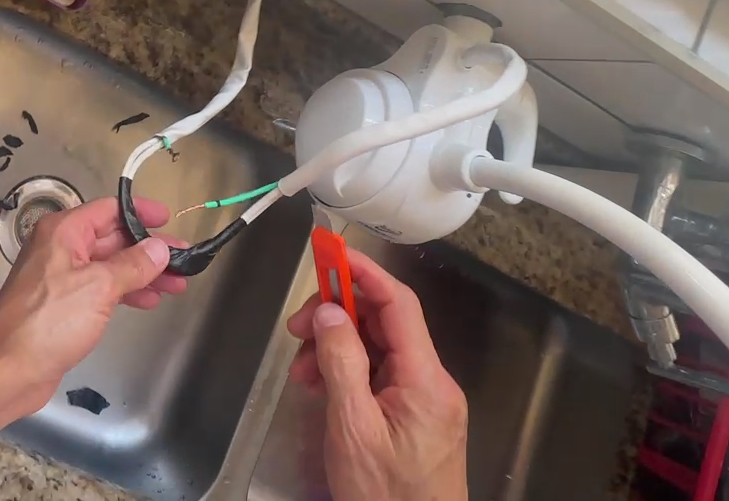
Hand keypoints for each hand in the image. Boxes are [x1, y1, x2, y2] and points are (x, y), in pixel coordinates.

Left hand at [0, 197, 187, 410]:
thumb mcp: (98, 287)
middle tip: (184, 259)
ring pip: (109, 265)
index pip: (108, 209)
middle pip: (111, 238)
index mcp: (63, 231)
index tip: (168, 219)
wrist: (8, 367)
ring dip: (142, 272)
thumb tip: (160, 248)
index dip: (139, 212)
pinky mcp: (64, 305)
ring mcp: (62, 277)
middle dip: (148, 248)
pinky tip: (150, 300)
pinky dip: (126, 291)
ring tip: (177, 284)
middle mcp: (61, 247)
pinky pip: (102, 288)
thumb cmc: (50, 319)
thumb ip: (133, 265)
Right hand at [285, 247, 467, 500]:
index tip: (329, 251)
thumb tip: (329, 309)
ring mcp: (423, 400)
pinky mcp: (412, 415)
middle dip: (336, 314)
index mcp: (426, 380)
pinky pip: (376, 373)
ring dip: (334, 344)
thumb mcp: (353, 426)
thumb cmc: (383, 494)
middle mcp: (431, 382)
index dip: (363, 271)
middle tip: (296, 327)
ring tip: (301, 367)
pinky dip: (344, 369)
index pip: (398, 304)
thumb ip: (341, 361)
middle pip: (382, 322)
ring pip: (375, 346)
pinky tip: (317, 384)